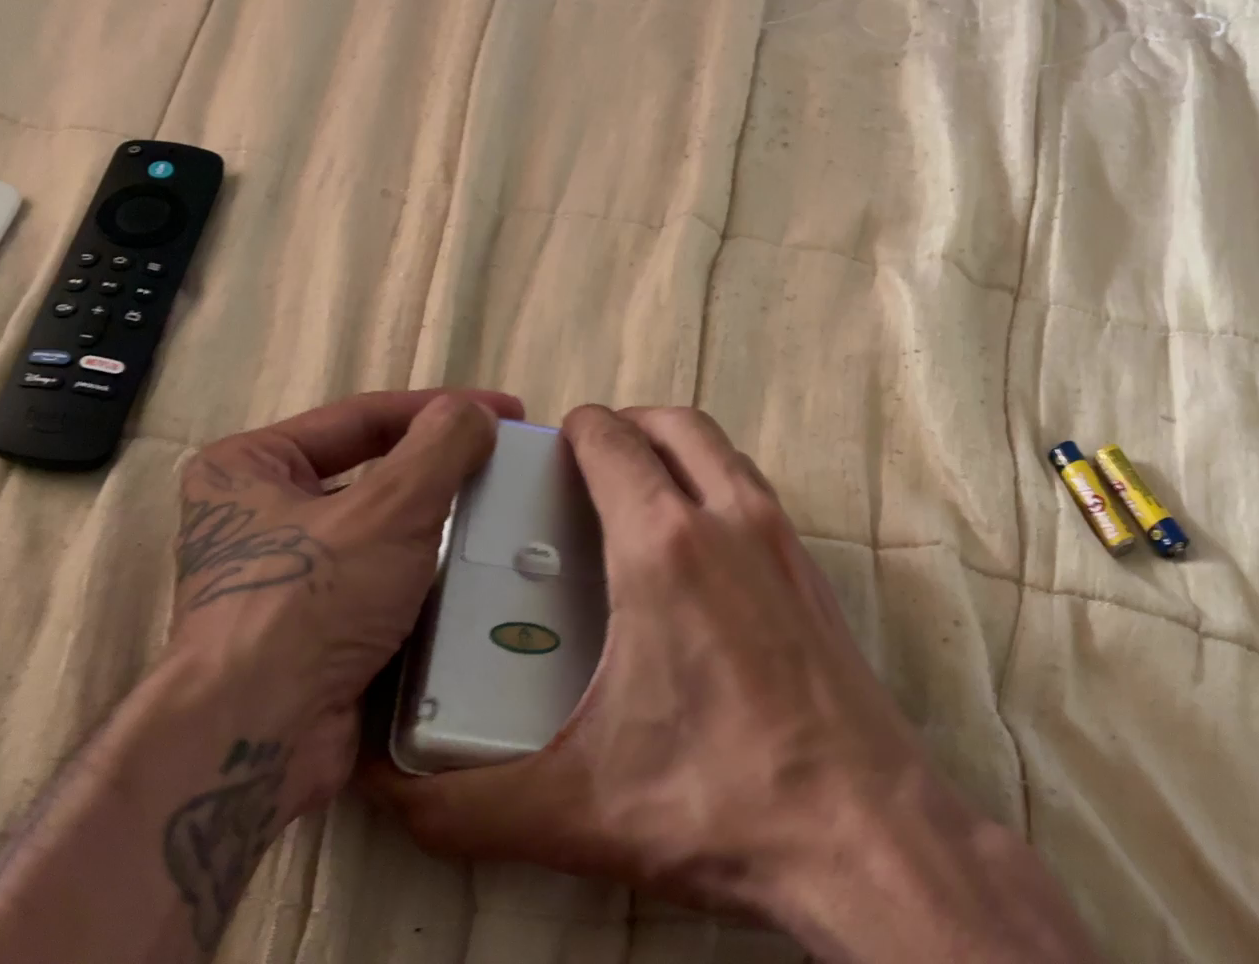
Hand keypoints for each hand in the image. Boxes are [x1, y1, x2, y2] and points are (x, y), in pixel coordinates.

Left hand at [166, 388, 521, 813]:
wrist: (263, 735)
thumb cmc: (310, 602)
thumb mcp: (388, 508)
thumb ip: (440, 448)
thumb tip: (477, 415)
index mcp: (250, 469)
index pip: (363, 418)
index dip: (441, 409)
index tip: (506, 412)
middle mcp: (259, 518)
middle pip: (375, 476)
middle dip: (442, 473)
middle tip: (506, 468)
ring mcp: (287, 580)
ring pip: (386, 534)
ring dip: (442, 529)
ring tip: (505, 522)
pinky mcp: (316, 631)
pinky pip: (388, 585)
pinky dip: (431, 579)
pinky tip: (480, 579)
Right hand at [365, 405, 935, 906]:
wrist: (864, 834)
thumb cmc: (727, 804)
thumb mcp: (575, 807)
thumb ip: (464, 804)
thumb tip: (395, 797)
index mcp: (665, 549)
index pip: (611, 442)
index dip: (572, 432)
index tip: (542, 454)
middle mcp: (733, 524)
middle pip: (675, 425)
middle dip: (626, 427)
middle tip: (585, 466)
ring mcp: (784, 545)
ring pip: (724, 453)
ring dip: (677, 452)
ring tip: (635, 499)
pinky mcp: (815, 578)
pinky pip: (757, 498)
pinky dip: (719, 491)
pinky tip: (694, 558)